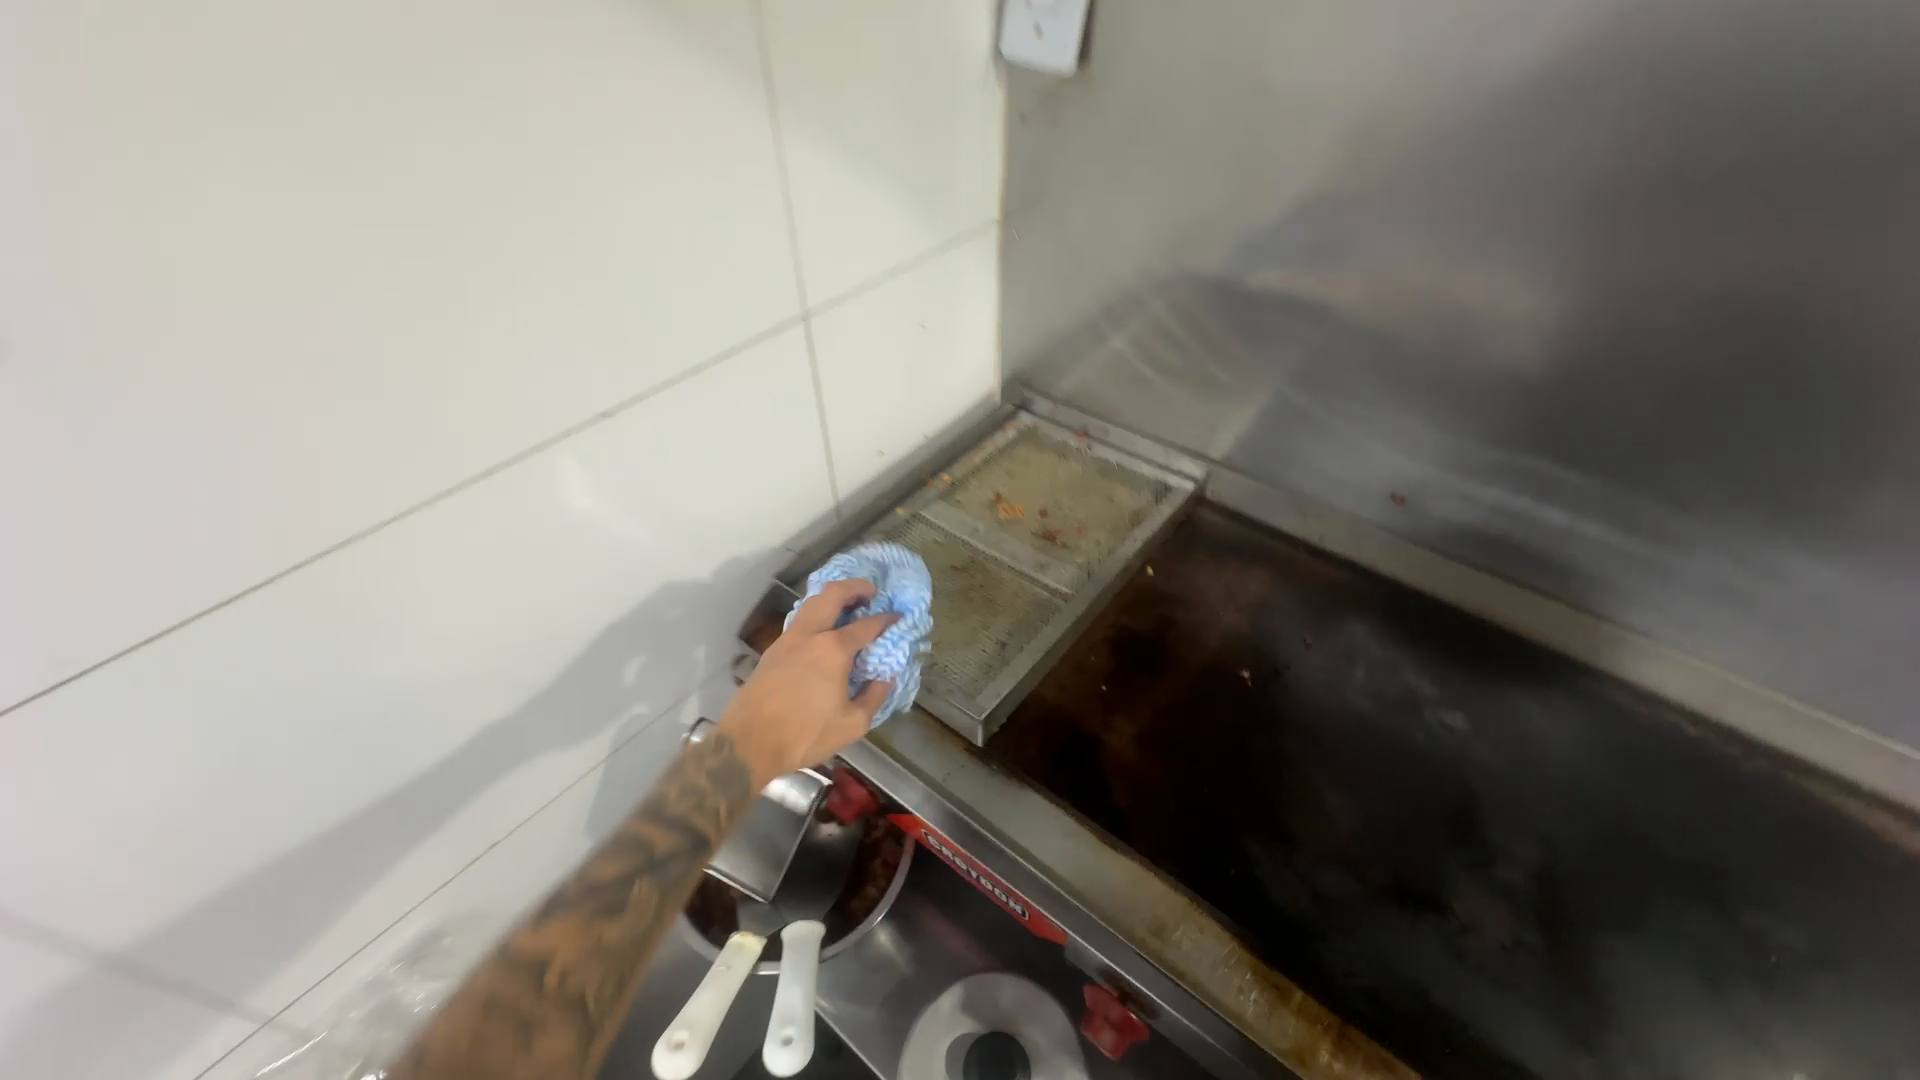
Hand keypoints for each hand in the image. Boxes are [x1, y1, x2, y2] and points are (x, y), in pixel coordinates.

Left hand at [717, 579, 896, 786]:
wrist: (749, 744)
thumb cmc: (804, 735)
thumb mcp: (852, 724)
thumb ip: (874, 696)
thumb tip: (885, 678)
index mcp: (833, 650)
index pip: (867, 625)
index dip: (886, 619)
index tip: (898, 617)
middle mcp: (810, 635)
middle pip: (833, 594)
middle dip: (855, 587)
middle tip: (871, 593)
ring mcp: (787, 640)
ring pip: (811, 604)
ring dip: (832, 598)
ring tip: (848, 607)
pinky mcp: (773, 651)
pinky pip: (799, 620)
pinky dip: (816, 615)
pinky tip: (823, 632)